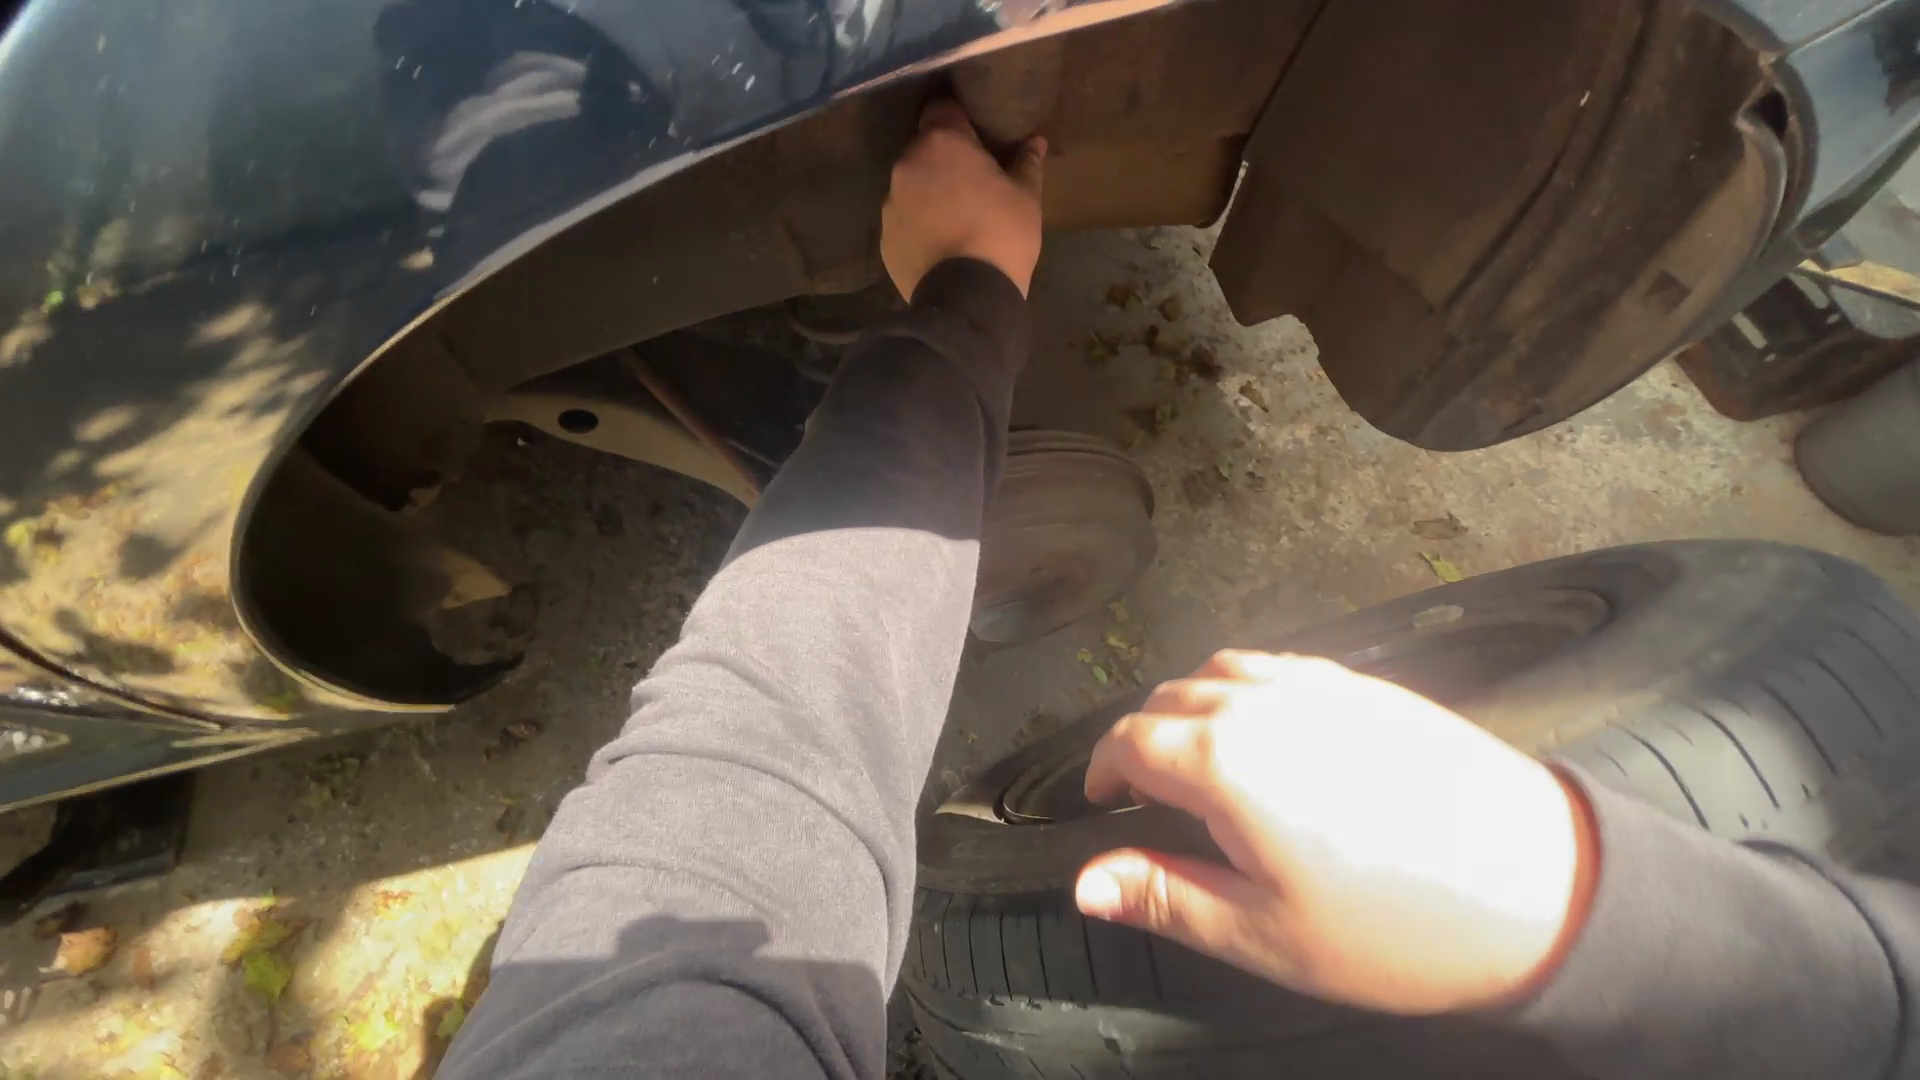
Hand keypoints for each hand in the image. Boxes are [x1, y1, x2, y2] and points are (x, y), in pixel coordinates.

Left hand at [881, 99, 1045, 298]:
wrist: (968, 299)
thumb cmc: (1002, 236)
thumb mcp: (1026, 198)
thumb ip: (1027, 164)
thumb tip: (1036, 141)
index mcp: (942, 142)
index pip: (943, 109)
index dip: (960, 122)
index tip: (976, 140)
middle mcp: (906, 165)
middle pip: (924, 150)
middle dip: (943, 161)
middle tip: (970, 184)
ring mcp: (891, 204)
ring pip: (910, 187)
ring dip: (927, 194)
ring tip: (953, 220)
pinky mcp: (885, 240)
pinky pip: (903, 222)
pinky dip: (918, 227)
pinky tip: (939, 246)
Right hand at [1076, 651, 1598, 1014]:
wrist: (1545, 887)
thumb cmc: (1390, 926)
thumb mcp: (1262, 933)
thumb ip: (1162, 895)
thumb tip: (1082, 883)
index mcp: (1219, 760)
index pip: (1126, 741)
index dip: (1101, 769)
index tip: (1103, 801)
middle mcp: (1253, 702)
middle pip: (1163, 700)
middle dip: (1139, 741)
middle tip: (1151, 794)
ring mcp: (1308, 683)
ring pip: (1213, 672)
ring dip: (1185, 707)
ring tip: (1199, 757)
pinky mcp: (1355, 681)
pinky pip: (1269, 665)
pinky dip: (1237, 687)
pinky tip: (1263, 726)